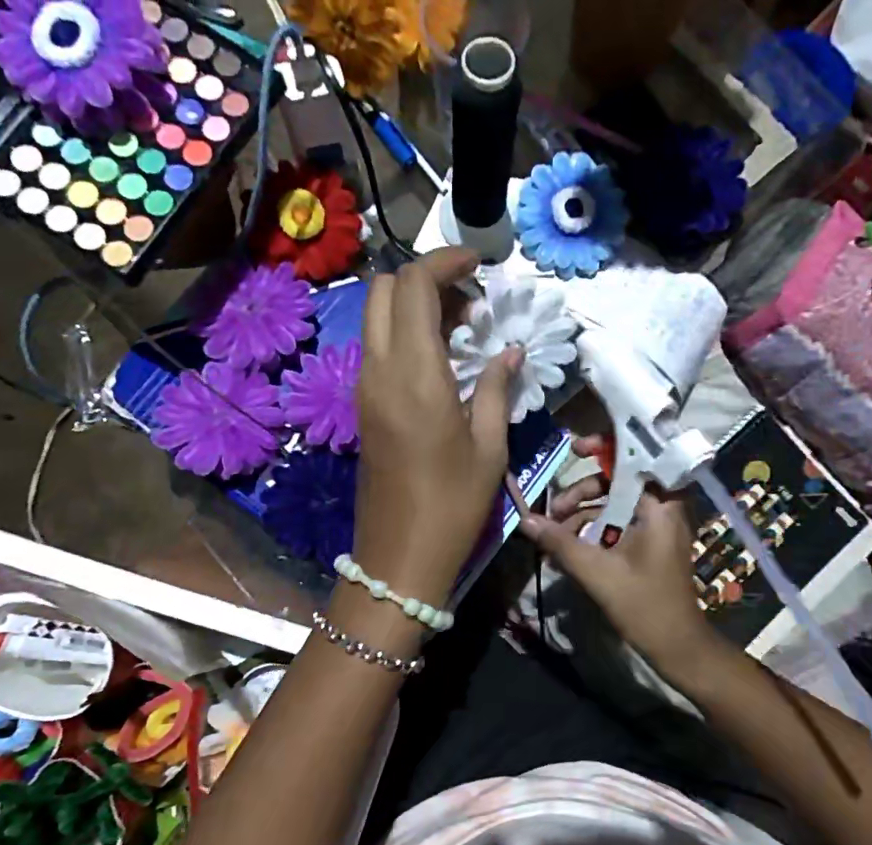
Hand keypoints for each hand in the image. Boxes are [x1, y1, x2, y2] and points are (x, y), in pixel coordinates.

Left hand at [356, 247, 520, 608]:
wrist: (400, 555)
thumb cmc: (453, 505)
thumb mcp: (488, 447)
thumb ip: (495, 388)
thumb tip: (509, 352)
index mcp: (415, 375)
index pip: (414, 286)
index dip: (445, 261)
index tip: (479, 265)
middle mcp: (379, 370)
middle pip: (384, 290)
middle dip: (425, 280)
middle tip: (470, 304)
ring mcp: (364, 389)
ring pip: (376, 318)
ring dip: (413, 308)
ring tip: (461, 332)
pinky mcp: (362, 407)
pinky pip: (377, 349)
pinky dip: (404, 335)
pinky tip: (440, 363)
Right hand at [512, 440, 720, 673]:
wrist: (676, 645)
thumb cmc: (645, 606)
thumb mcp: (597, 573)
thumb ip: (561, 543)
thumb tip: (525, 520)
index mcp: (661, 506)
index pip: (635, 456)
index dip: (605, 447)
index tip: (574, 448)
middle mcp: (663, 508)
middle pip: (619, 479)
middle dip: (583, 490)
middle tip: (554, 509)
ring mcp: (657, 527)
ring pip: (615, 503)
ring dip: (584, 512)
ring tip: (554, 532)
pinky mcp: (649, 544)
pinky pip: (619, 523)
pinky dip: (595, 530)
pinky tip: (568, 546)